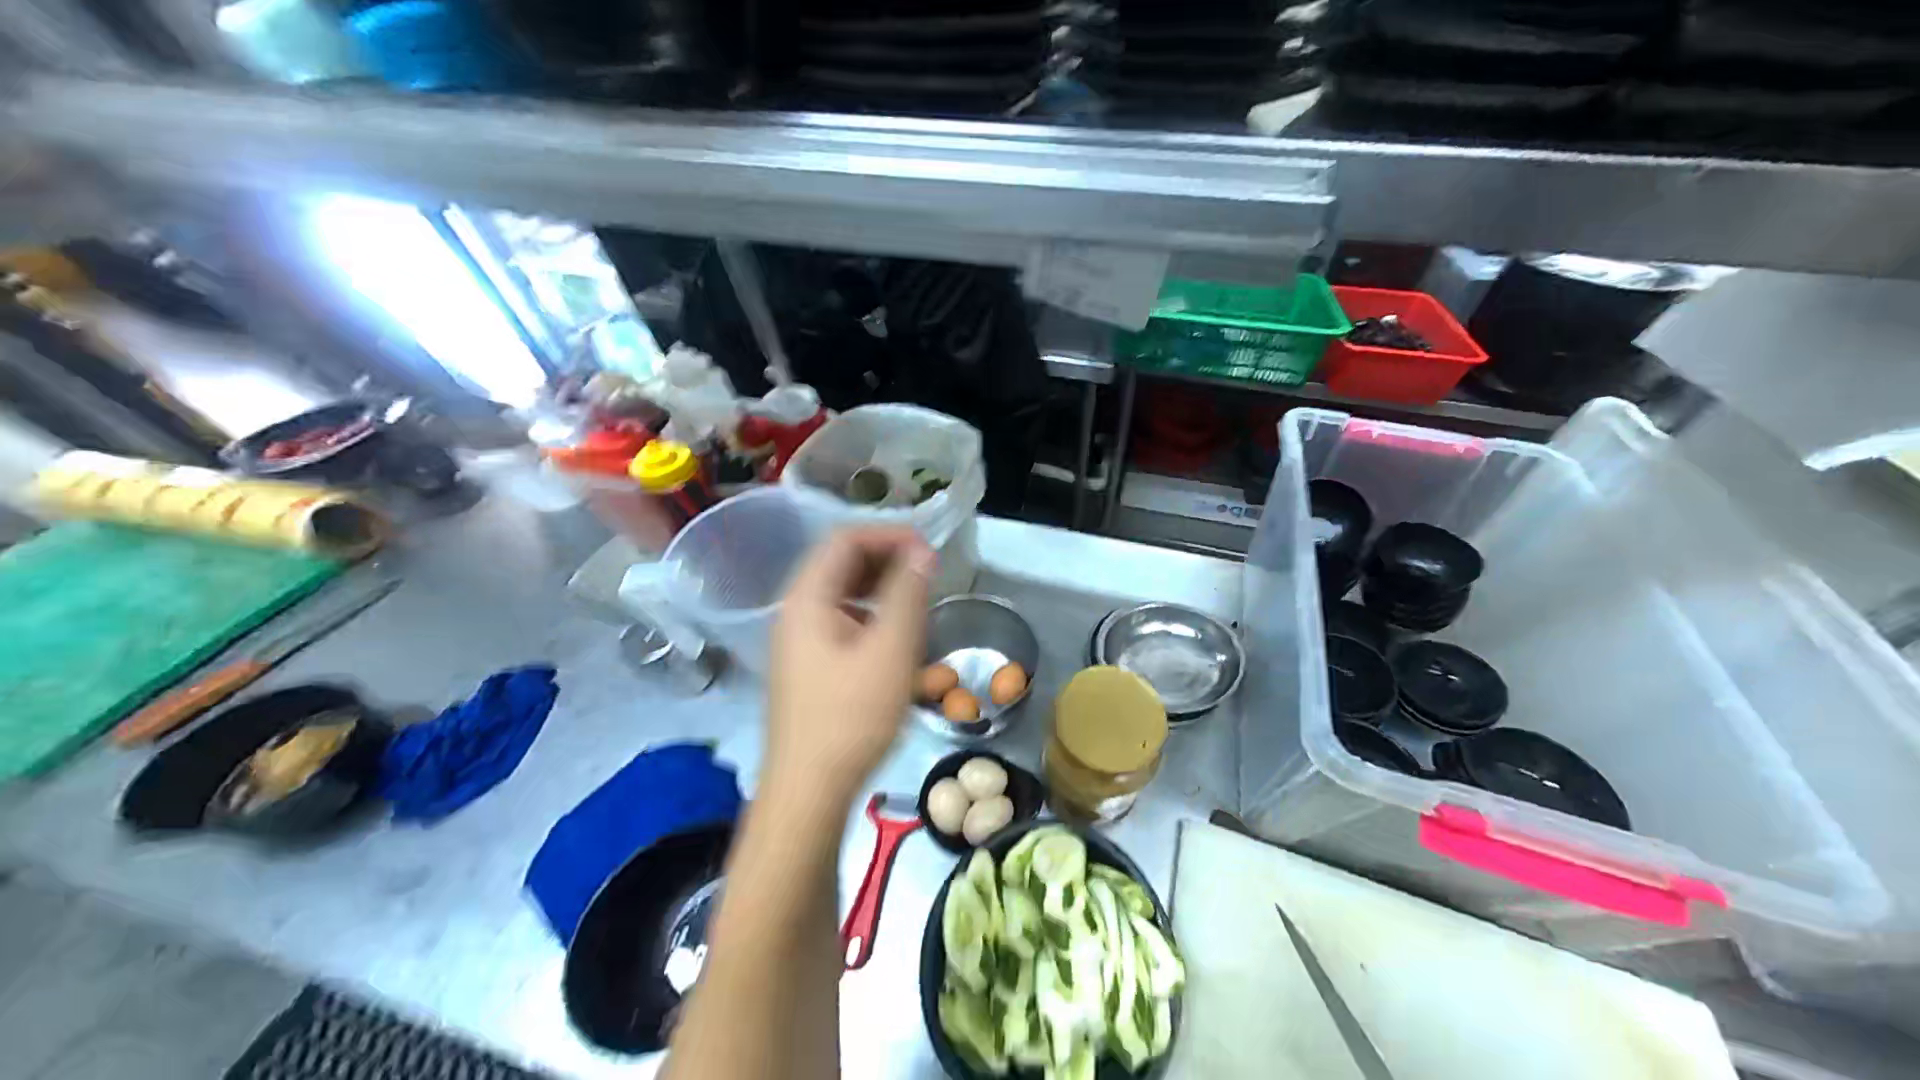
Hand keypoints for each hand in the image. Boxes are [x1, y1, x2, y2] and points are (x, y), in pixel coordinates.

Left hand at [765, 526, 933, 801]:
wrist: (808, 791)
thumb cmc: (852, 717)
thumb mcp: (891, 650)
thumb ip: (907, 593)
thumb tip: (921, 551)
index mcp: (807, 598)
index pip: (845, 540)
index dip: (889, 535)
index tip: (929, 550)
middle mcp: (794, 612)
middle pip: (839, 564)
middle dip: (886, 559)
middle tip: (927, 572)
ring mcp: (797, 641)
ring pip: (841, 595)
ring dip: (879, 589)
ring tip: (917, 600)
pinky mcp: (807, 667)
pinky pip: (839, 623)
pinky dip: (870, 616)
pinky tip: (895, 638)